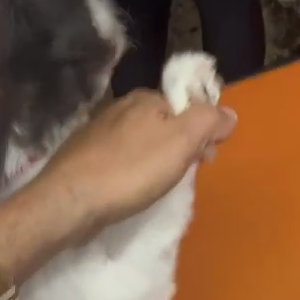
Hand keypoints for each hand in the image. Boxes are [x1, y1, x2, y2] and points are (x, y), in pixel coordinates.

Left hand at [29, 90, 235, 241]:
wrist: (69, 202)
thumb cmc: (130, 172)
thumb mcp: (181, 142)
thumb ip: (208, 122)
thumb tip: (229, 114)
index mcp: (145, 98)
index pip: (187, 104)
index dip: (203, 130)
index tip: (207, 159)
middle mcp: (119, 107)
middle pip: (163, 122)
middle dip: (179, 145)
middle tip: (184, 176)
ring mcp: (97, 132)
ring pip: (140, 141)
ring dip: (155, 160)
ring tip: (157, 186)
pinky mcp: (82, 158)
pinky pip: (118, 159)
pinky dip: (130, 171)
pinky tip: (129, 189)